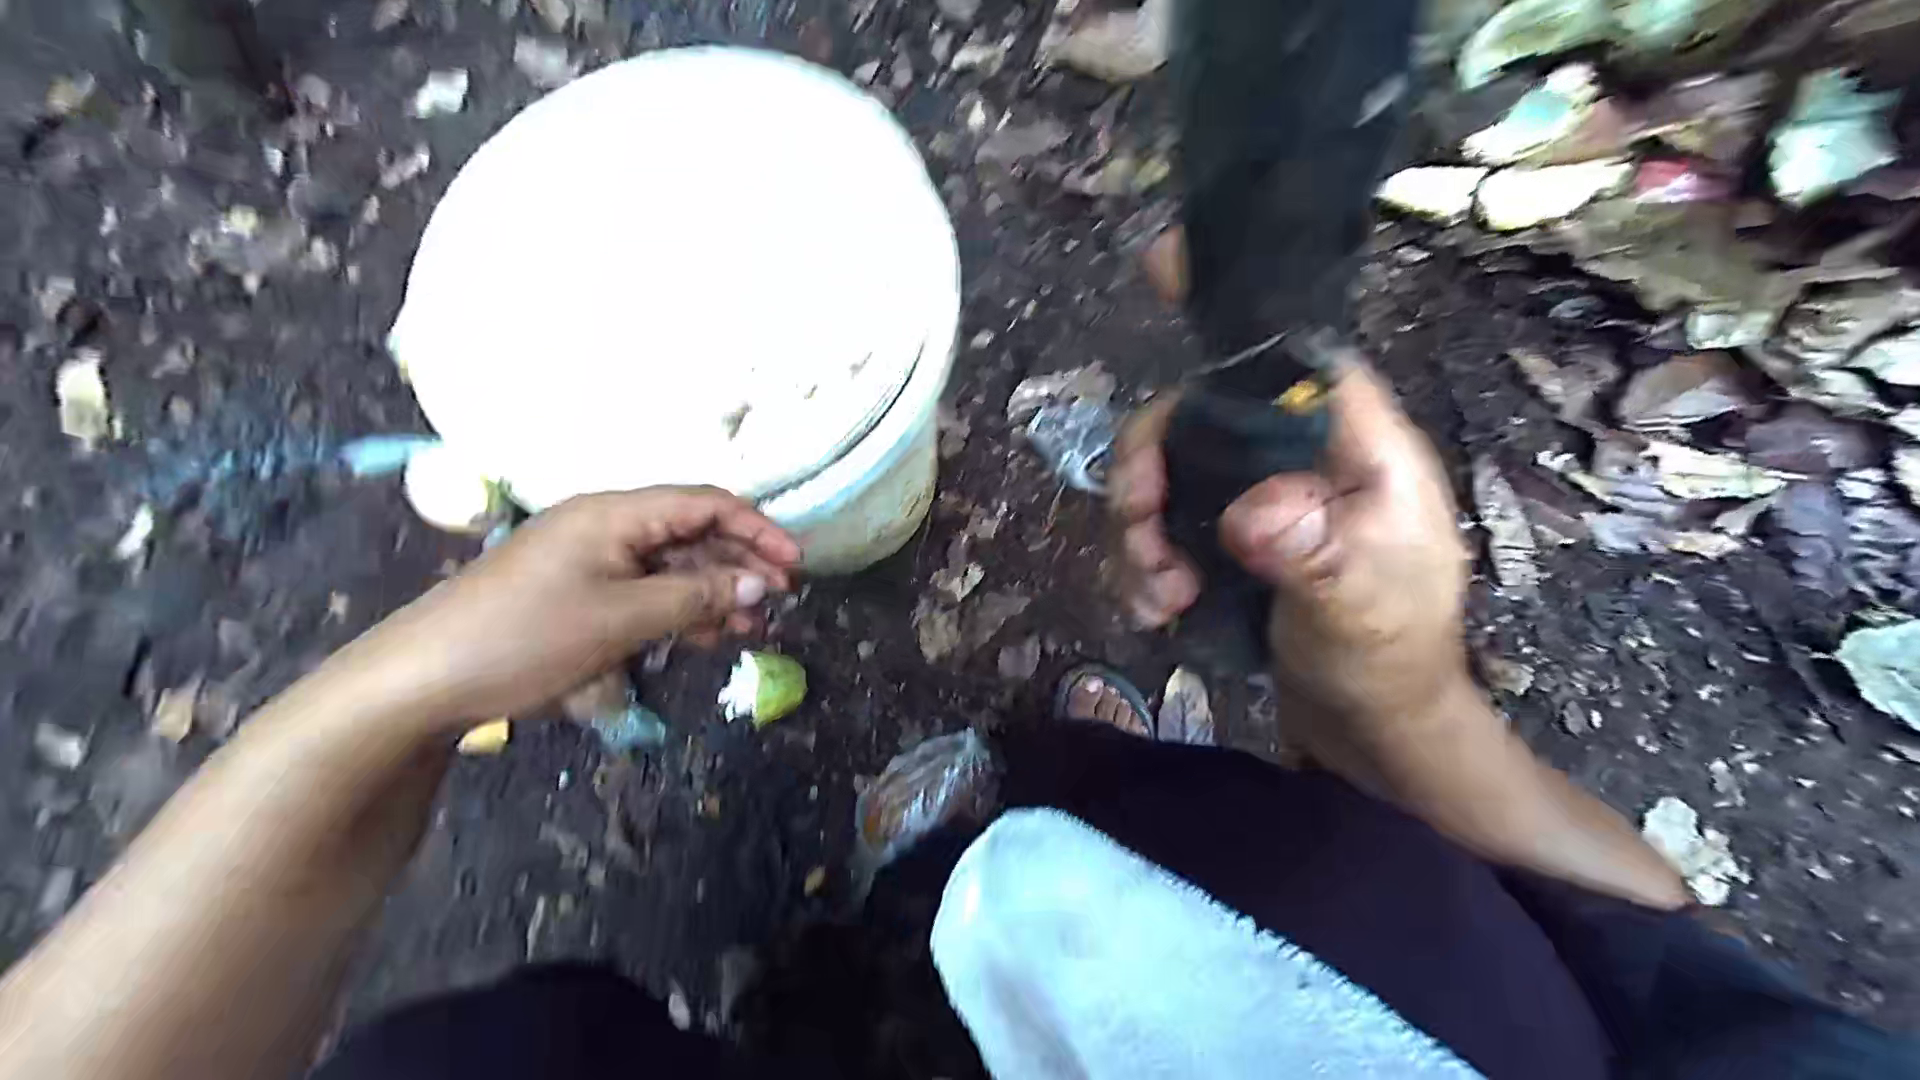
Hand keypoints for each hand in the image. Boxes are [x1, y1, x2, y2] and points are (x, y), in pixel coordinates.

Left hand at [326, 487, 801, 731]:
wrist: (420, 685)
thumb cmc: (526, 637)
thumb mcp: (622, 617)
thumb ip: (696, 597)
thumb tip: (757, 584)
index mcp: (616, 514)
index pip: (705, 504)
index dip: (757, 528)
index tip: (794, 562)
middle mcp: (611, 528)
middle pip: (695, 535)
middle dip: (742, 564)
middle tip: (780, 598)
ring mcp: (597, 562)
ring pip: (676, 568)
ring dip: (716, 593)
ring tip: (751, 626)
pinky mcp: (587, 595)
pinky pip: (650, 594)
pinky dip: (682, 612)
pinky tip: (707, 635)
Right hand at [1110, 363, 1473, 733]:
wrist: (1365, 719)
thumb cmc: (1386, 659)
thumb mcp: (1361, 612)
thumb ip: (1316, 558)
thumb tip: (1251, 512)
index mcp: (1355, 454)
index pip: (1292, 371)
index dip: (1221, 385)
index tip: (1163, 445)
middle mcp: (1294, 463)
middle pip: (1197, 423)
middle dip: (1147, 474)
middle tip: (1136, 527)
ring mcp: (1249, 501)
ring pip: (1163, 481)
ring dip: (1138, 535)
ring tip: (1158, 597)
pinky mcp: (1218, 539)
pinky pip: (1156, 531)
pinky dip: (1140, 567)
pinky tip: (1154, 610)